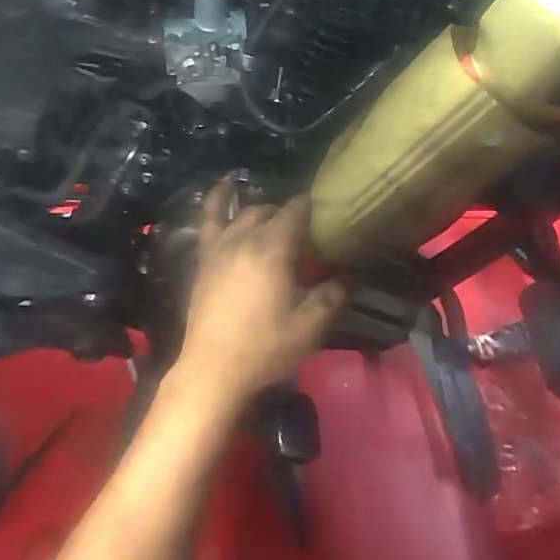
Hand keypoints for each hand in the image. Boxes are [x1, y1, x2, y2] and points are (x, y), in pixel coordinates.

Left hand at [173, 180, 349, 401]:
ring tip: (279, 225)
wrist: (212, 372)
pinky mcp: (205, 258)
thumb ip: (335, 292)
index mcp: (274, 246)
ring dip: (266, 213)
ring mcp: (221, 245)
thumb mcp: (311, 323)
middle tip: (308, 236)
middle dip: (293, 216)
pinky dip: (218, 200)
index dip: (316, 208)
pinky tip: (226, 187)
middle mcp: (246, 236)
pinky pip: (210, 219)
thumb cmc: (265, 346)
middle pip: (273, 210)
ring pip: (247, 213)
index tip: (331, 217)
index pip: (299, 209)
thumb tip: (354, 273)